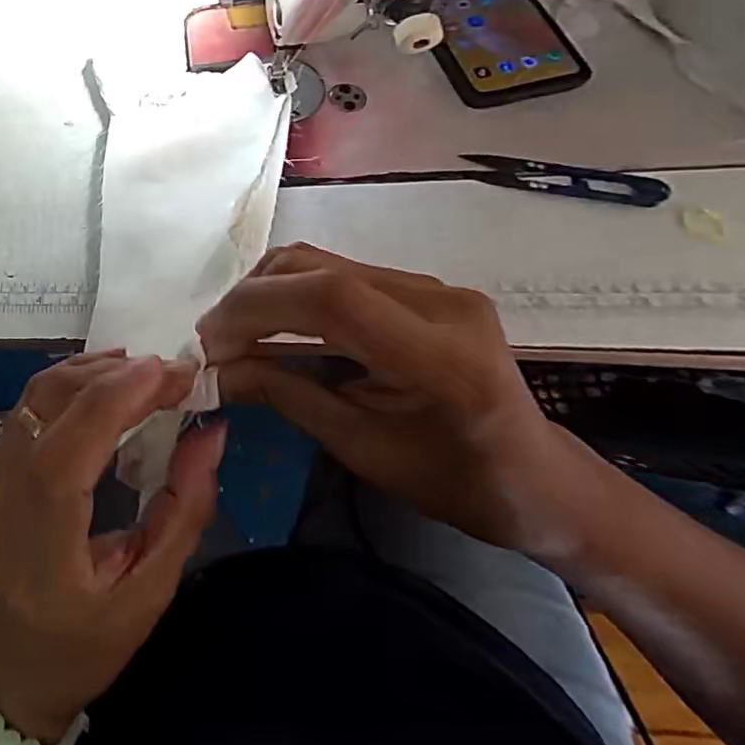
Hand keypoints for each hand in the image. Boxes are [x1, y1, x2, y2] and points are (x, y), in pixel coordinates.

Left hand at [0, 353, 226, 740]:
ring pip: (32, 401)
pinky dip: (69, 384)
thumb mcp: (150, 593)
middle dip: (113, 378)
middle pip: (45, 414)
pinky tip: (105, 380)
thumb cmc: (87, 646)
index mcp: (36, 556)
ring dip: (89, 373)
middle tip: (171, 372)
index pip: (64, 458)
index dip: (114, 403)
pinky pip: (27, 410)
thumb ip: (184, 510)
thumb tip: (210, 432)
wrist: (10, 671)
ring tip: (144, 370)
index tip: (167, 372)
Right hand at [197, 243, 592, 554]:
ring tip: (235, 333)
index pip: (331, 299)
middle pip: (319, 268)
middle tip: (213, 341)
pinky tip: (273, 323)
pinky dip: (292, 293)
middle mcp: (439, 302)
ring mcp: (433, 286)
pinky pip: (339, 273)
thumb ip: (288, 397)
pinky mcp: (421, 286)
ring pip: (322, 261)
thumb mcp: (362, 449)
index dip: (256, 309)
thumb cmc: (454, 482)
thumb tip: (218, 371)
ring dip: (266, 290)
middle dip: (250, 298)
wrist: (534, 475)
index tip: (210, 344)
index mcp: (440, 357)